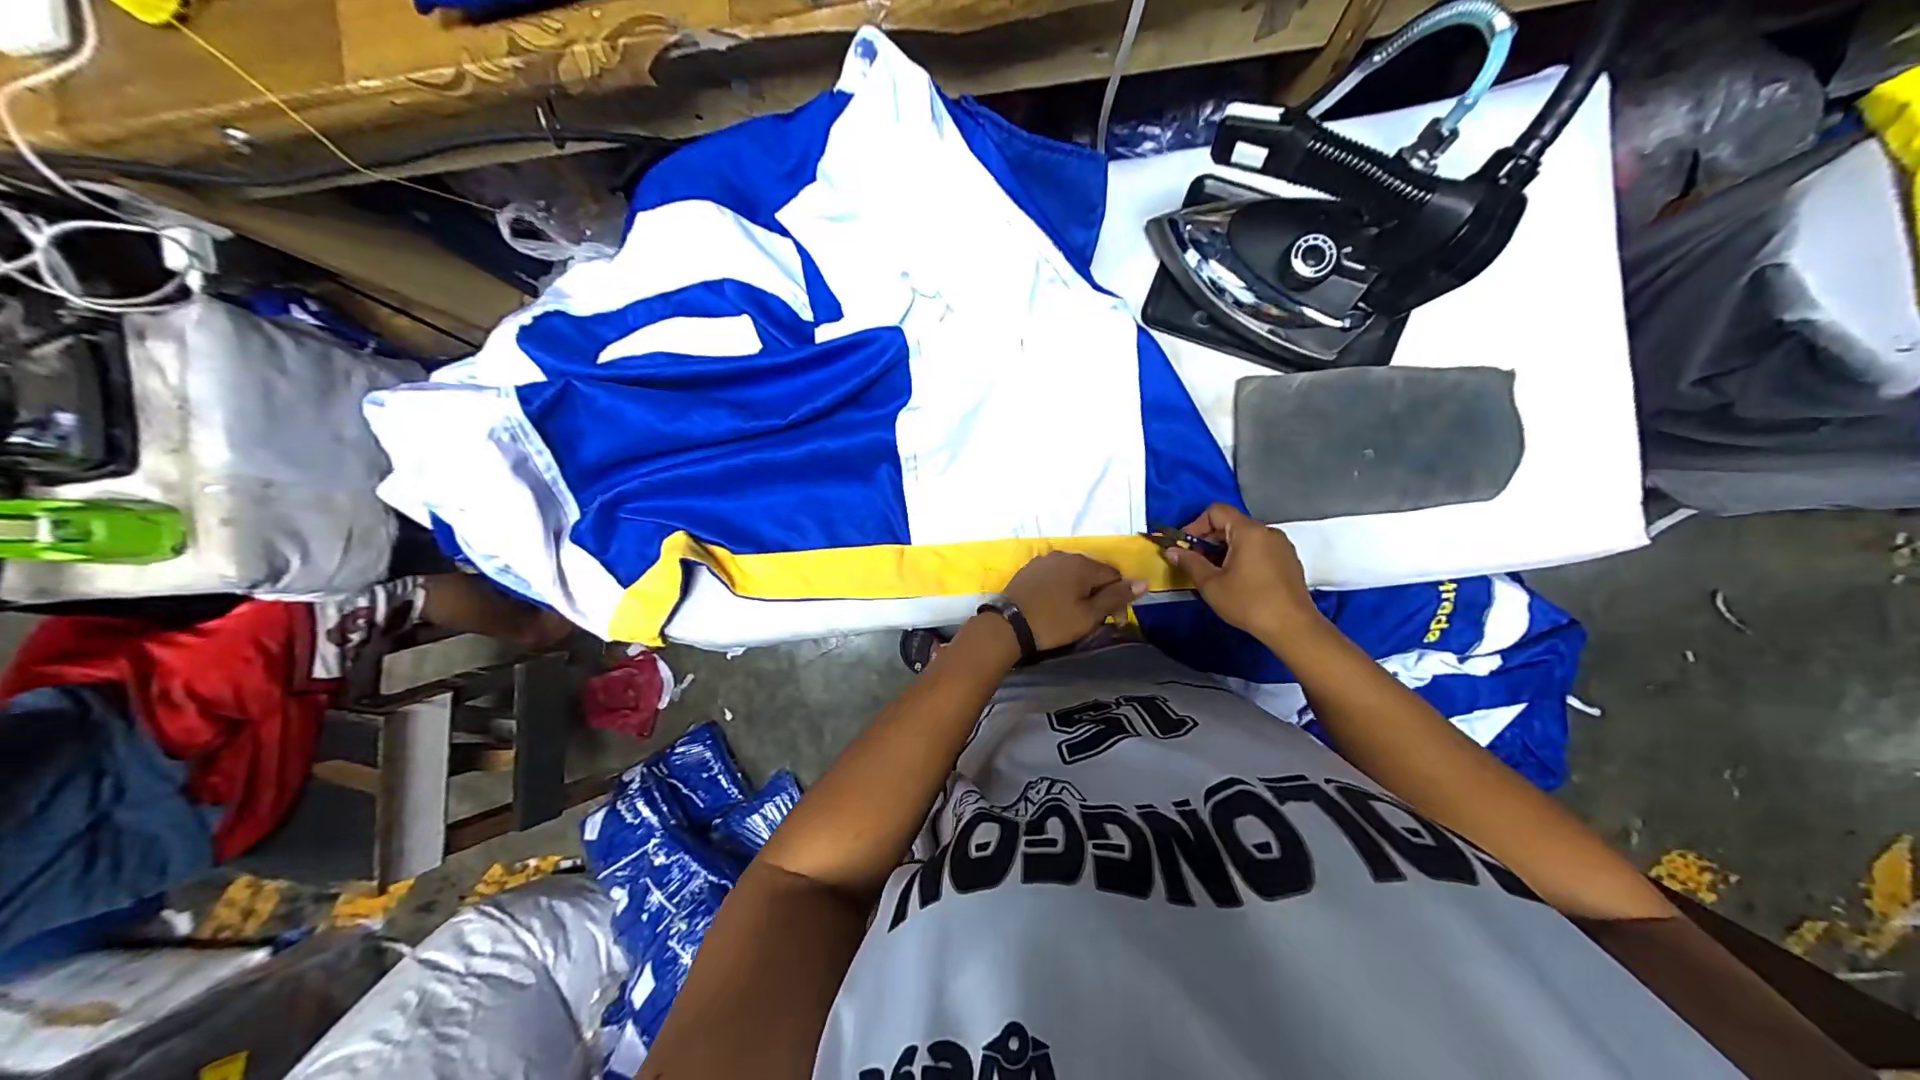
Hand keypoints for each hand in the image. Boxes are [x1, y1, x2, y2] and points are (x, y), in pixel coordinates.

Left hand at [1000, 551, 1145, 650]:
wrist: (1006, 626)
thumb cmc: (1053, 622)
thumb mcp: (1089, 615)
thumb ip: (1116, 597)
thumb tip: (1143, 582)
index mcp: (1082, 564)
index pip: (1114, 576)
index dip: (1119, 599)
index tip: (1115, 623)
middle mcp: (1064, 555)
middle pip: (1093, 573)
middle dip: (1099, 595)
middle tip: (1095, 621)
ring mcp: (1044, 560)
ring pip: (1073, 574)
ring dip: (1080, 592)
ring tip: (1075, 615)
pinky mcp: (1029, 570)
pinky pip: (1055, 576)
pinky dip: (1062, 589)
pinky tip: (1056, 606)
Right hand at [1160, 503, 1319, 641]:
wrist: (1292, 626)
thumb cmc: (1248, 602)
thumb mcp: (1211, 584)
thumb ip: (1190, 562)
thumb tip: (1171, 550)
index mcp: (1248, 531)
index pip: (1216, 511)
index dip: (1195, 525)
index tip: (1185, 546)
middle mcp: (1267, 531)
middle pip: (1231, 523)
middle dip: (1209, 539)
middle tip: (1195, 561)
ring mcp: (1282, 545)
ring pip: (1246, 537)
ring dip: (1225, 549)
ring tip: (1215, 572)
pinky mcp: (1289, 560)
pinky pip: (1260, 548)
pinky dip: (1243, 556)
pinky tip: (1238, 579)